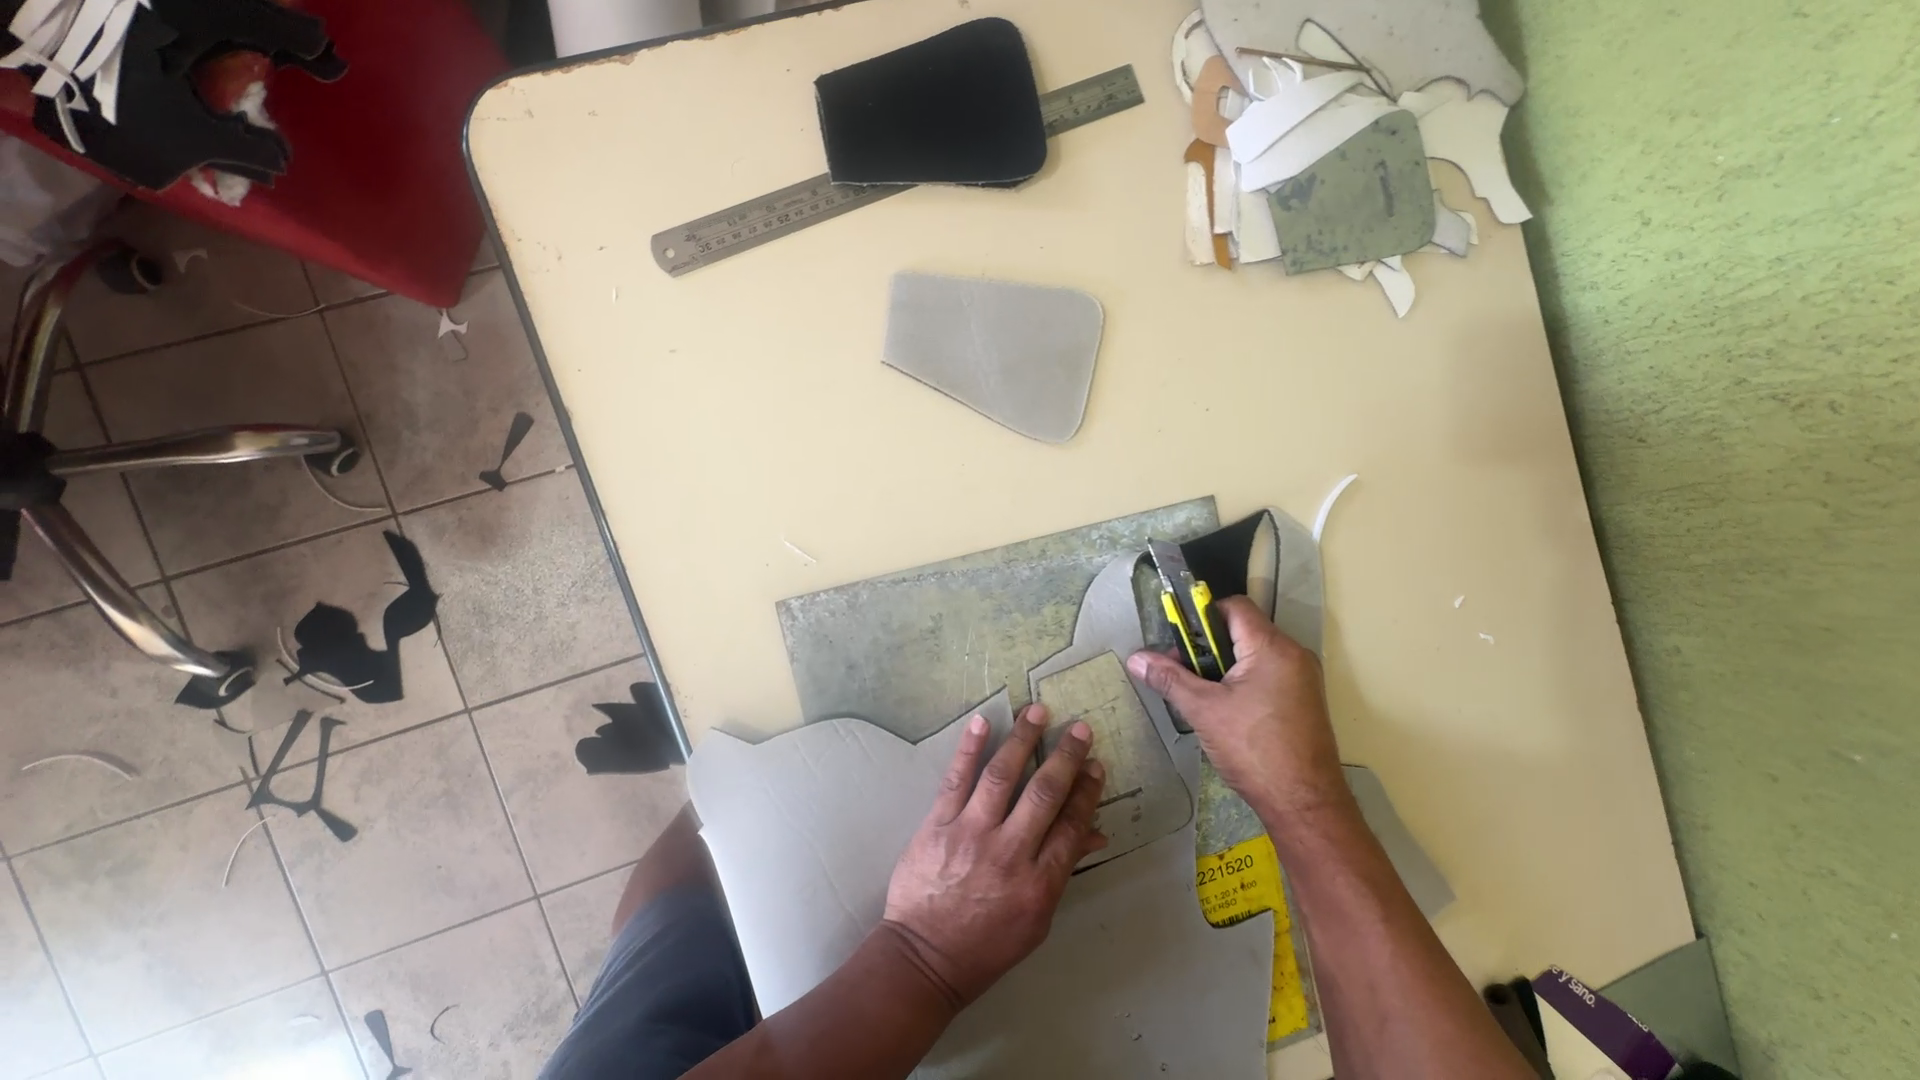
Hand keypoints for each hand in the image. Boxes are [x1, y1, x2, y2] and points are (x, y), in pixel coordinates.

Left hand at [881, 704, 1107, 1007]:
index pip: (1070, 825)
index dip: (1087, 791)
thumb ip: (1062, 871)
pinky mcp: (937, 825)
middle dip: (1065, 757)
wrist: (925, 957)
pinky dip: (969, 748)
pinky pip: (956, 779)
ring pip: (1002, 776)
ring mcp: (970, 835)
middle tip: (1080, 728)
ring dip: (1023, 739)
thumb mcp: (1036, 919)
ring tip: (1038, 711)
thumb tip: (1094, 833)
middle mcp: (1009, 853)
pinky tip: (982, 721)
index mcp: (1039, 883)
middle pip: (1044, 794)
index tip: (1096, 764)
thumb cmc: (987, 944)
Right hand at [1127, 596, 1351, 826]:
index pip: (1234, 607)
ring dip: (1223, 666)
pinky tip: (1223, 709)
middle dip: (1207, 645)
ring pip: (1254, 655)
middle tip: (1180, 669)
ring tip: (1198, 692)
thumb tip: (1136, 658)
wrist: (1304, 803)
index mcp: (1272, 647)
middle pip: (1243, 630)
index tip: (1177, 637)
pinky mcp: (1303, 702)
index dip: (1202, 613)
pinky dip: (1242, 682)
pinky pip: (1267, 675)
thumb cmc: (1253, 749)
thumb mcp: (1203, 710)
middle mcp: (1293, 655)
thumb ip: (1169, 678)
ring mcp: (1302, 679)